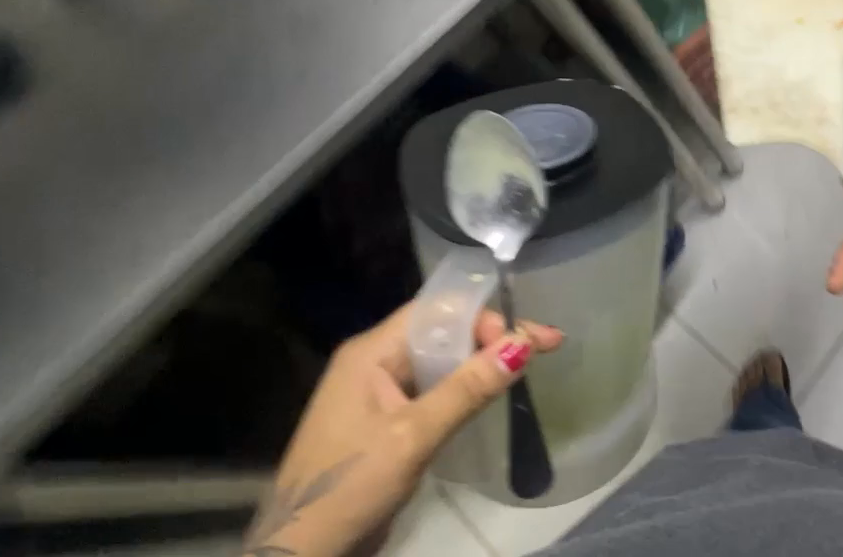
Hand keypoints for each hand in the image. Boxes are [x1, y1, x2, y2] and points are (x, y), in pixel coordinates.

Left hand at [243, 303, 563, 556]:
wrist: (299, 555)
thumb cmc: (349, 486)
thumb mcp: (413, 436)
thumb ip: (468, 388)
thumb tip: (525, 342)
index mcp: (371, 352)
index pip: (440, 310)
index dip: (486, 317)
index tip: (524, 341)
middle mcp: (374, 361)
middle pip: (445, 330)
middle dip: (495, 335)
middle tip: (543, 348)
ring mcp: (378, 391)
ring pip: (442, 359)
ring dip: (483, 360)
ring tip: (528, 364)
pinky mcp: (385, 419)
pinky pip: (434, 385)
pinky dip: (466, 384)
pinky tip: (492, 390)